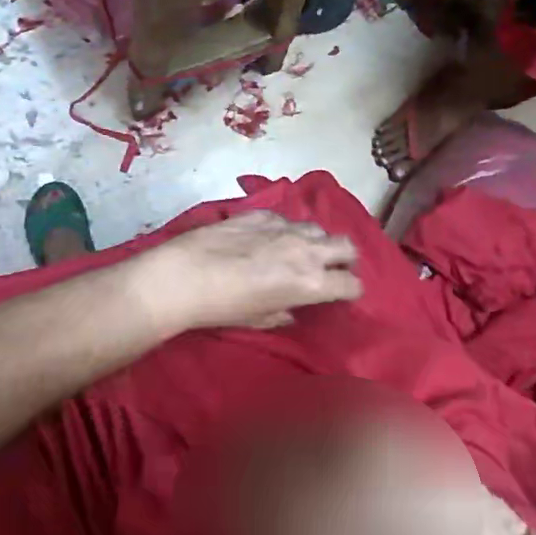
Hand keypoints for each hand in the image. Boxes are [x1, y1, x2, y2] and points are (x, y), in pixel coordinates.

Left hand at [129, 211, 361, 332]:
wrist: (184, 275)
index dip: (351, 290)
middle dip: (346, 258)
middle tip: (333, 268)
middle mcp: (306, 251)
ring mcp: (285, 228)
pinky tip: (269, 239)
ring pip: (317, 228)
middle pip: (346, 246)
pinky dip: (286, 230)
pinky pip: (285, 219)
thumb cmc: (222, 308)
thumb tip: (291, 309)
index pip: (350, 284)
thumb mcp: (258, 320)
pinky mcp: (262, 214)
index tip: (344, 294)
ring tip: (301, 251)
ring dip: (317, 241)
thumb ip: (282, 312)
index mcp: (310, 283)